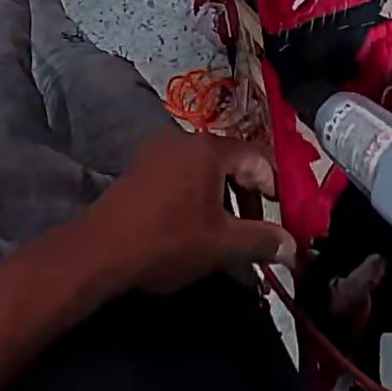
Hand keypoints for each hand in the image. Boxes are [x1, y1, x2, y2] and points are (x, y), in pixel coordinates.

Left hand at [83, 131, 296, 293]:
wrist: (98, 252)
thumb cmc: (167, 240)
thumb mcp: (221, 245)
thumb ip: (262, 241)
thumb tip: (294, 246)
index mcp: (211, 149)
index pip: (258, 159)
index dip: (275, 188)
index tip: (280, 216)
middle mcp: (186, 139)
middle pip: (232, 161)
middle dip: (248, 195)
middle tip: (255, 228)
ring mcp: (159, 150)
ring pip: (206, 169)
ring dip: (222, 197)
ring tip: (225, 231)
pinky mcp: (140, 167)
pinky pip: (182, 174)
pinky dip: (196, 194)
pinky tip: (193, 224)